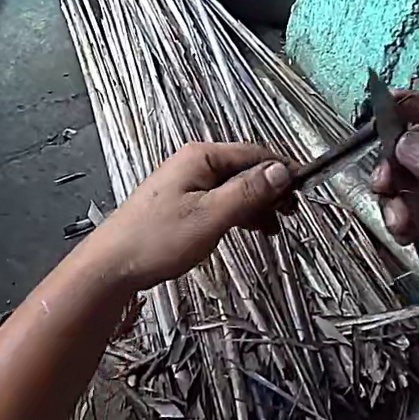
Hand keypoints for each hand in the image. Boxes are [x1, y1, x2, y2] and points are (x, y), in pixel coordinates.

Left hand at [82, 142, 292, 294]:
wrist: (113, 265)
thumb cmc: (157, 239)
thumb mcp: (210, 216)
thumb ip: (248, 192)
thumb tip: (282, 171)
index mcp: (202, 157)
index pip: (254, 154)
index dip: (282, 171)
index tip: (305, 189)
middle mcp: (196, 163)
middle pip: (245, 169)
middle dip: (271, 189)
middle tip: (292, 213)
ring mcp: (189, 183)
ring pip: (235, 187)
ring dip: (257, 204)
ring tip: (276, 226)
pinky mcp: (184, 202)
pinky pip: (222, 200)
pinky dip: (240, 213)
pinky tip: (252, 228)